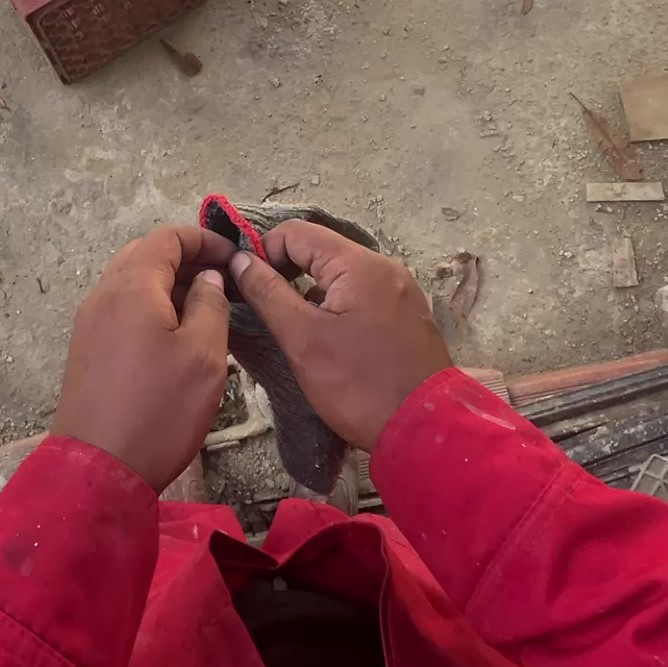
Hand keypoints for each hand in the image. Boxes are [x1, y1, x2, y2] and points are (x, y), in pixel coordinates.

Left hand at [51, 226, 235, 490]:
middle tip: (220, 281)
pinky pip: (120, 307)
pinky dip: (148, 305)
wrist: (97, 471)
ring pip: (130, 281)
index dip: (203, 238)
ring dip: (166, 283)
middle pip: (145, 254)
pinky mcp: (86, 348)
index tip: (233, 256)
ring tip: (203, 308)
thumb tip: (207, 277)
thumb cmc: (159, 409)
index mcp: (132, 286)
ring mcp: (89, 322)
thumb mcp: (203, 355)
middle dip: (184, 258)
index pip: (167, 236)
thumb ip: (210, 304)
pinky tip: (173, 334)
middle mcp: (104, 294)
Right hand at [230, 221, 450, 449]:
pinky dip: (333, 302)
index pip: (296, 232)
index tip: (244, 283)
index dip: (263, 251)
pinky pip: (359, 292)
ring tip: (286, 320)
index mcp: (359, 264)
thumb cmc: (358, 385)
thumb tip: (240, 260)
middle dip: (283, 268)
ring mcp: (399, 290)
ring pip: (339, 272)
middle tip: (259, 302)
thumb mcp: (302, 338)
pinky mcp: (405, 314)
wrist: (427, 434)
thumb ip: (267, 292)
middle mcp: (383, 267)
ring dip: (307, 286)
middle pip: (319, 248)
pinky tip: (323, 332)